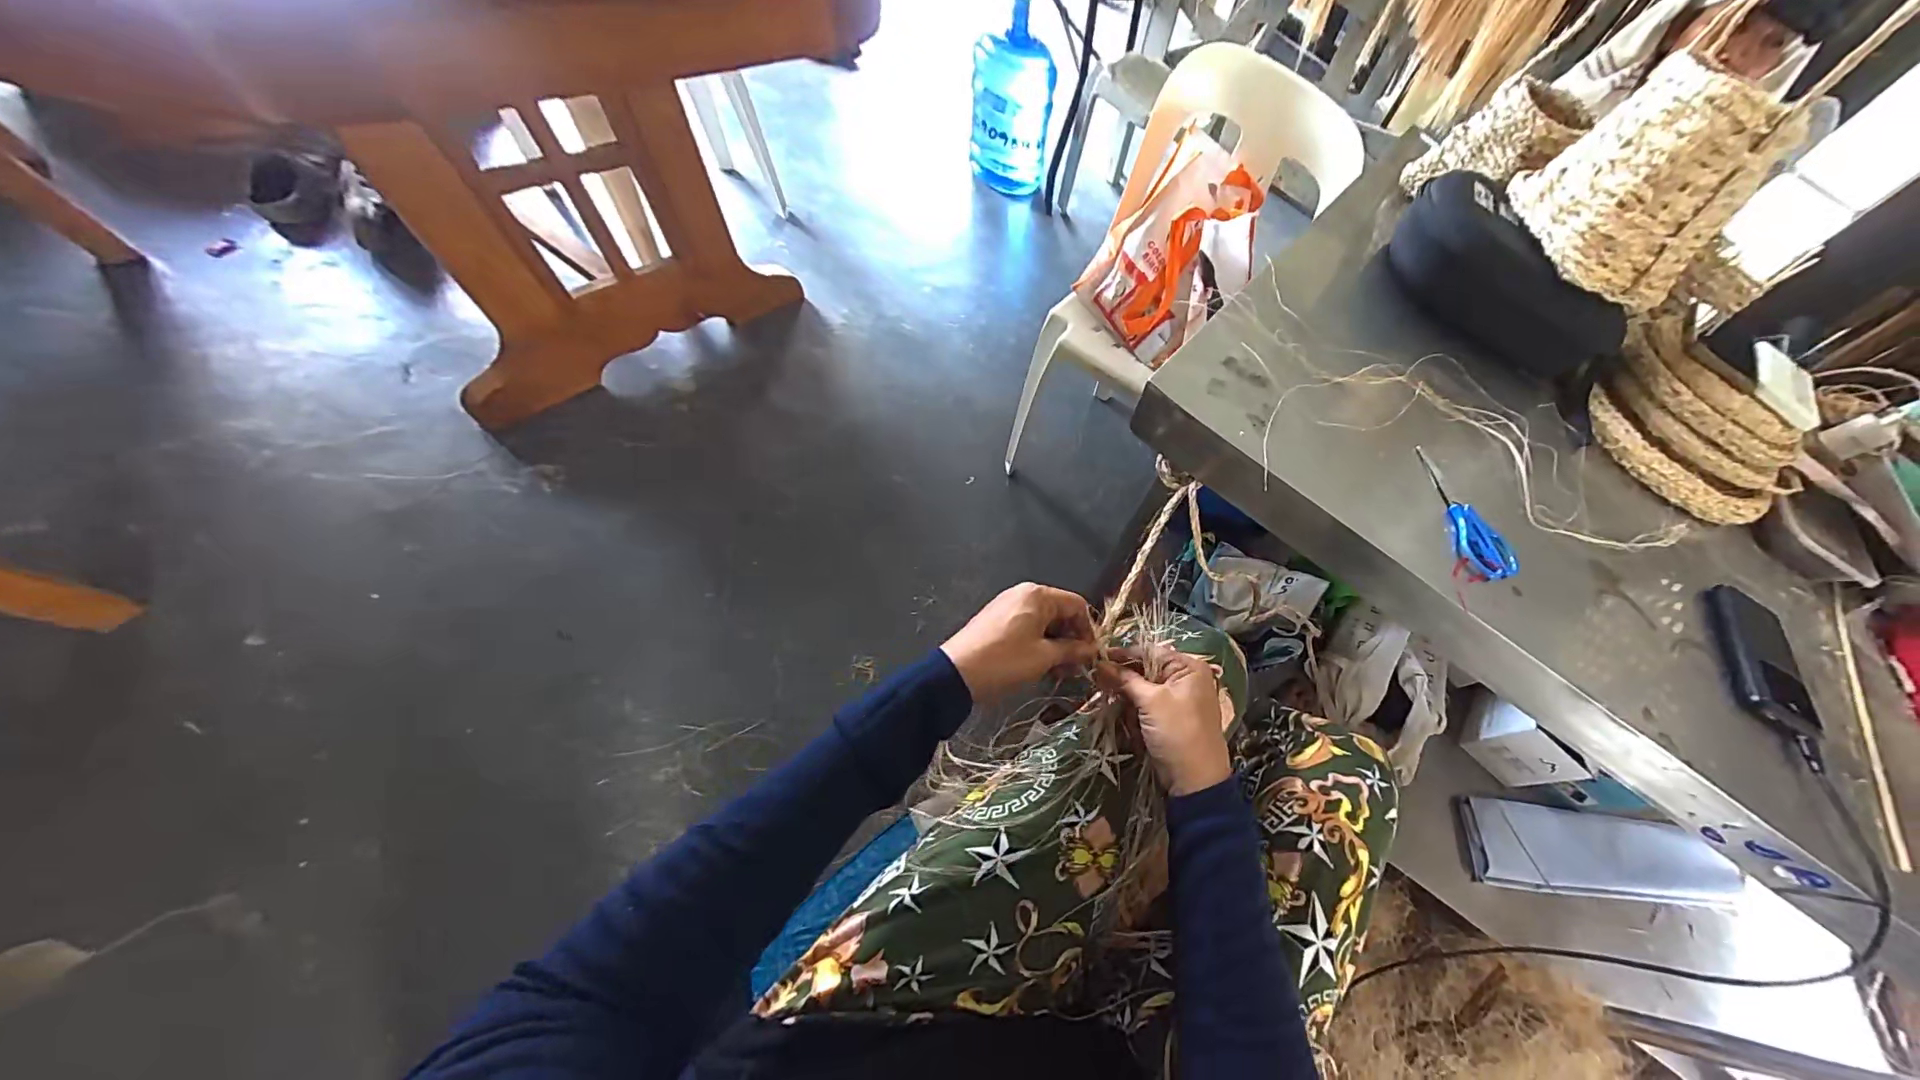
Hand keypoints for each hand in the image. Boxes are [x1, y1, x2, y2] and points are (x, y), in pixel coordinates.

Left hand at [940, 583, 1097, 702]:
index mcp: (1038, 595)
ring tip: (1057, 672)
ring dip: (1055, 645)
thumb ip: (1072, 650)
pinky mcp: (997, 620)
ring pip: (1044, 622)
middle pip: (1060, 612)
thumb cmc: (1005, 661)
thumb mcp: (1044, 657)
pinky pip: (1027, 627)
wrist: (956, 673)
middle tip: (1075, 667)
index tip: (1091, 655)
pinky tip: (1039, 666)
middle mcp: (1023, 594)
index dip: (1088, 630)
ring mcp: (1008, 606)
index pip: (1077, 605)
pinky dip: (1038, 644)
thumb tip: (1091, 650)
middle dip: (1071, 639)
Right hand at [1097, 649, 1231, 794]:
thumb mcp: (1150, 701)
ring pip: (1143, 688)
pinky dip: (1134, 709)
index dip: (1123, 654)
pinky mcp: (1170, 717)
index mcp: (1189, 667)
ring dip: (1127, 695)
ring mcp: (1178, 699)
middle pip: (1145, 669)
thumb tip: (1099, 663)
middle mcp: (1186, 679)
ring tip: (1109, 698)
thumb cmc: (1177, 732)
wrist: (1195, 780)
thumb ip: (1124, 679)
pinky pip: (1147, 704)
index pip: (1150, 651)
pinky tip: (1124, 715)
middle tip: (1098, 679)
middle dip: (1123, 677)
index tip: (1097, 657)